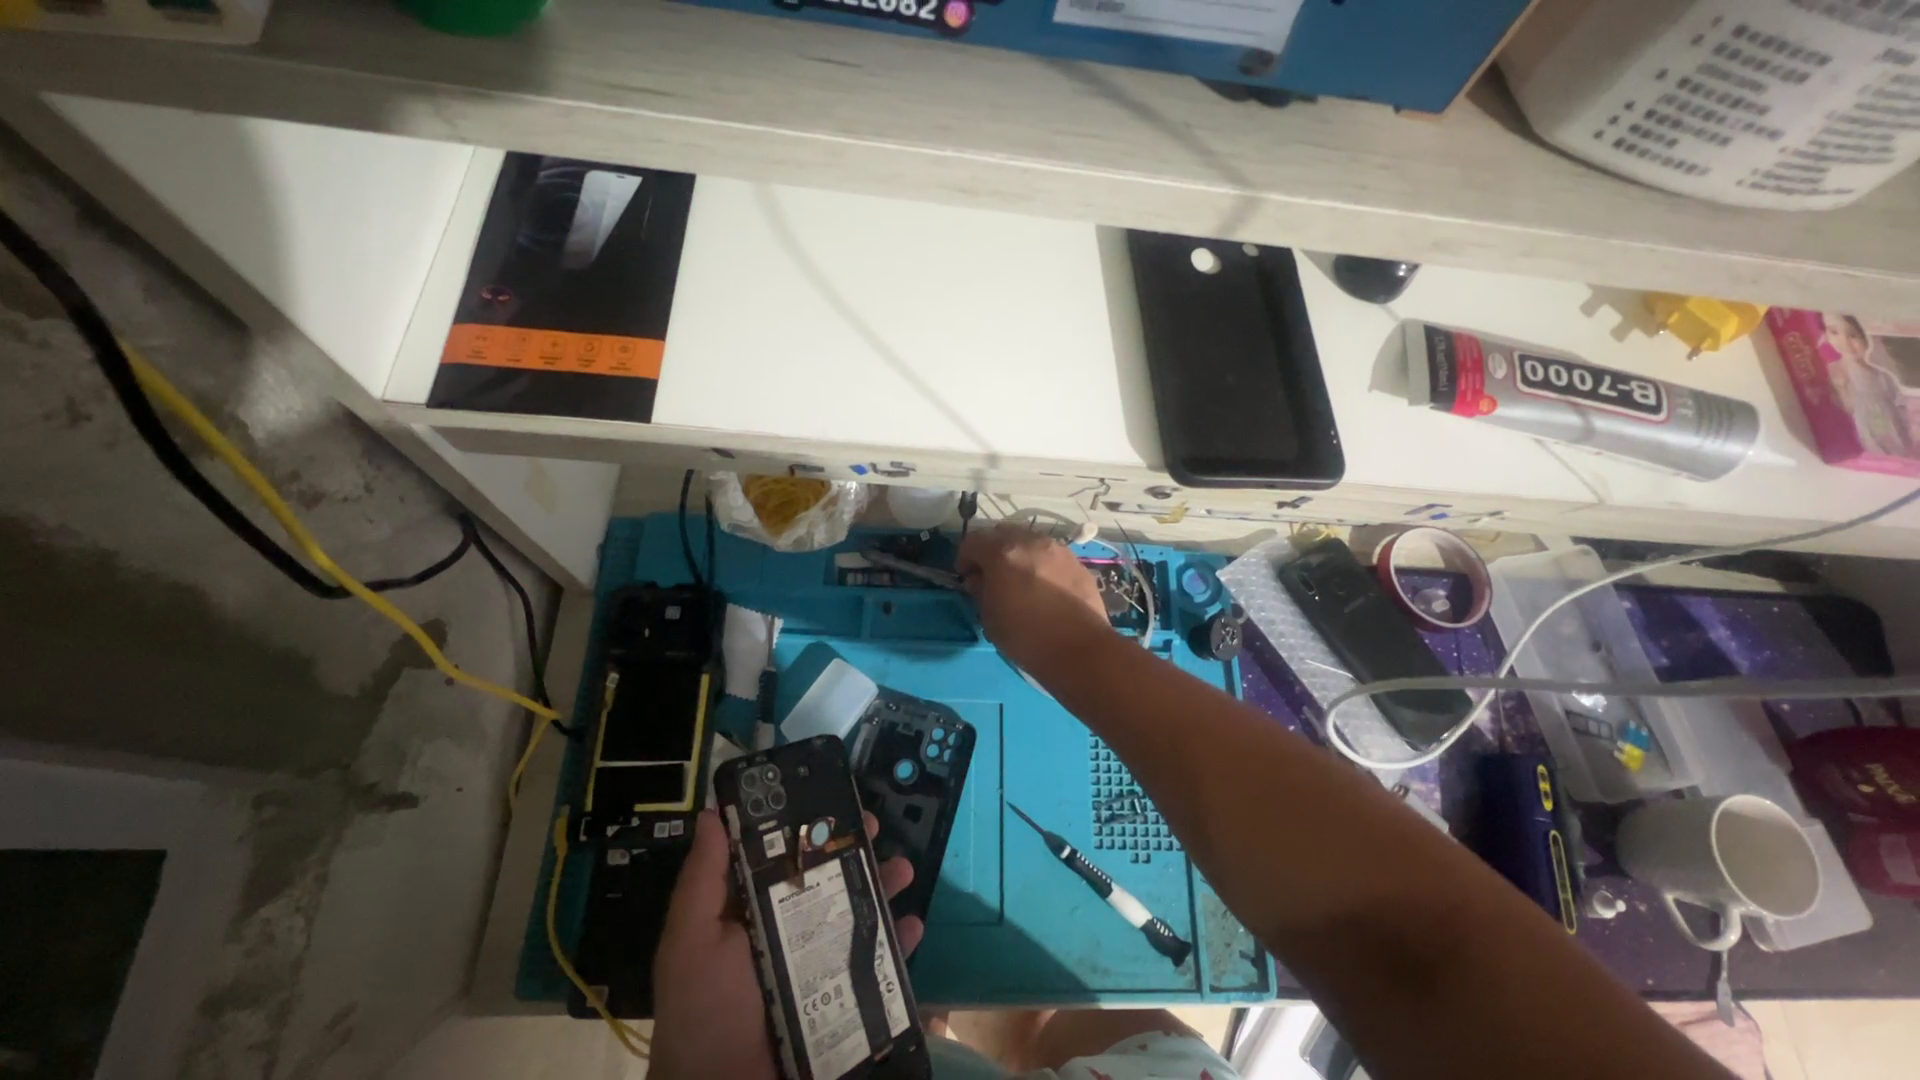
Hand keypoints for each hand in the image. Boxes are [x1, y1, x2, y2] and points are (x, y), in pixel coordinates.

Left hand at [648, 808, 923, 1079]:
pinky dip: (897, 942)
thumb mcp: (692, 939)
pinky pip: (877, 962)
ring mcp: (818, 964)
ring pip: (856, 912)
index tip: (829, 801)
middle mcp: (786, 930)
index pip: (781, 857)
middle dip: (853, 849)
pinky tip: (912, 925)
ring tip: (902, 869)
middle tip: (875, 826)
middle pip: (826, 879)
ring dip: (882, 885)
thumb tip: (711, 813)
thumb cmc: (706, 1009)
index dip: (805, 827)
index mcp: (749, 911)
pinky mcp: (843, 996)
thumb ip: (703, 878)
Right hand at [957, 523, 1111, 675]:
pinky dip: (1040, 563)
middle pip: (1002, 533)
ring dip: (1018, 553)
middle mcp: (1031, 542)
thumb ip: (980, 591)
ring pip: (1029, 540)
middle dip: (991, 549)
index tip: (966, 577)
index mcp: (1002, 553)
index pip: (973, 541)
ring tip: (1018, 579)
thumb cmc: (1026, 637)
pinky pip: (1050, 554)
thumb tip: (978, 580)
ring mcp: (1058, 550)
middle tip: (990, 574)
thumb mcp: (990, 618)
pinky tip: (1043, 586)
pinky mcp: (1077, 563)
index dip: (964, 558)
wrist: (1080, 649)